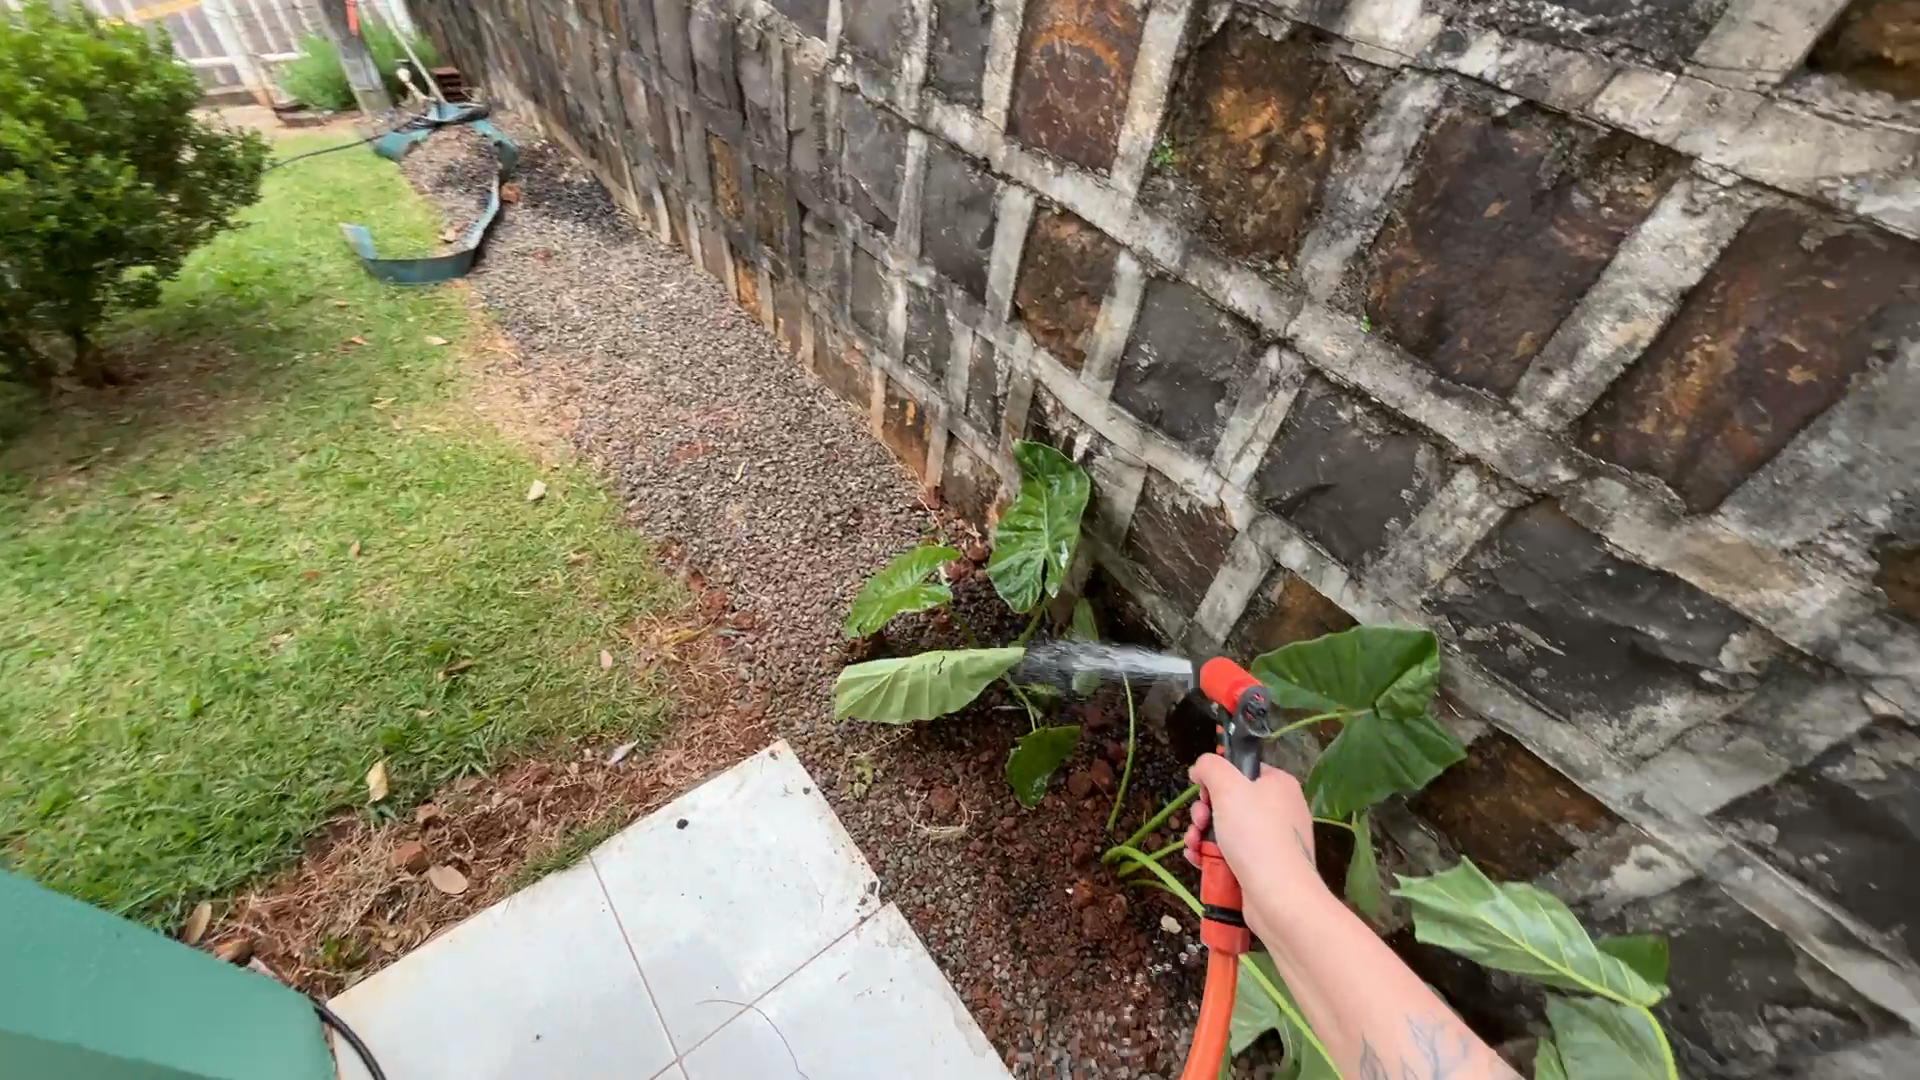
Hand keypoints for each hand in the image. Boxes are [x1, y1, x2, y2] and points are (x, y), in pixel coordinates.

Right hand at [1183, 754, 1318, 886]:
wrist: (1279, 898)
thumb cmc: (1256, 835)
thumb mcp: (1227, 786)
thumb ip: (1210, 766)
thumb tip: (1201, 769)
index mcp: (1279, 785)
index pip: (1242, 770)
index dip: (1217, 778)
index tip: (1204, 791)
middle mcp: (1279, 810)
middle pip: (1229, 800)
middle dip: (1204, 811)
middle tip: (1199, 821)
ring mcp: (1271, 841)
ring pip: (1225, 828)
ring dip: (1201, 834)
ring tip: (1194, 844)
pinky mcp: (1262, 867)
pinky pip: (1229, 852)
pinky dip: (1210, 854)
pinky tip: (1196, 857)